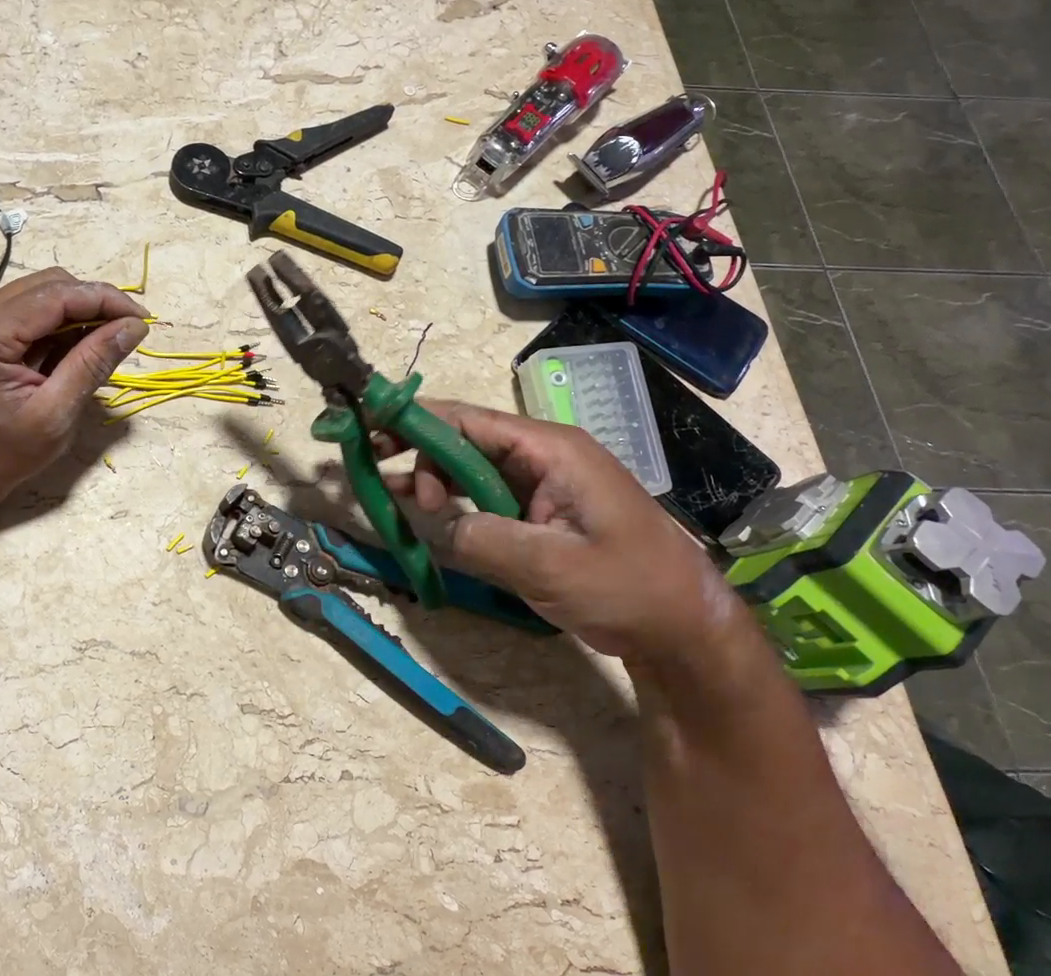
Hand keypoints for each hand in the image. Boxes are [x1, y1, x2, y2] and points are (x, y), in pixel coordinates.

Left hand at [0, 268, 148, 509]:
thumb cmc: (3, 453)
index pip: (55, 295)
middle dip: (93, 303)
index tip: (142, 318)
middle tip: (127, 330)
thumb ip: (92, 364)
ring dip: (78, 312)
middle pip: (48, 285)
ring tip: (106, 341)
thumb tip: (134, 326)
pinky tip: (78, 348)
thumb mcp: (55, 413)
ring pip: (41, 294)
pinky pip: (30, 312)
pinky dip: (60, 324)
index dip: (104, 299)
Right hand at [380, 400, 748, 662]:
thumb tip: (432, 521)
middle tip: (370, 464)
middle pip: (463, 438)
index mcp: (551, 451)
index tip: (368, 427)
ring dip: (427, 478)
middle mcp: (541, 457)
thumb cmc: (627, 589)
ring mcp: (539, 485)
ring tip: (385, 493)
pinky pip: (480, 496)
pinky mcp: (536, 513)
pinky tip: (415, 508)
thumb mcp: (550, 565)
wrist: (681, 630)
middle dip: (415, 449)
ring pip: (467, 467)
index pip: (469, 421)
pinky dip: (446, 501)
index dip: (416, 420)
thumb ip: (482, 537)